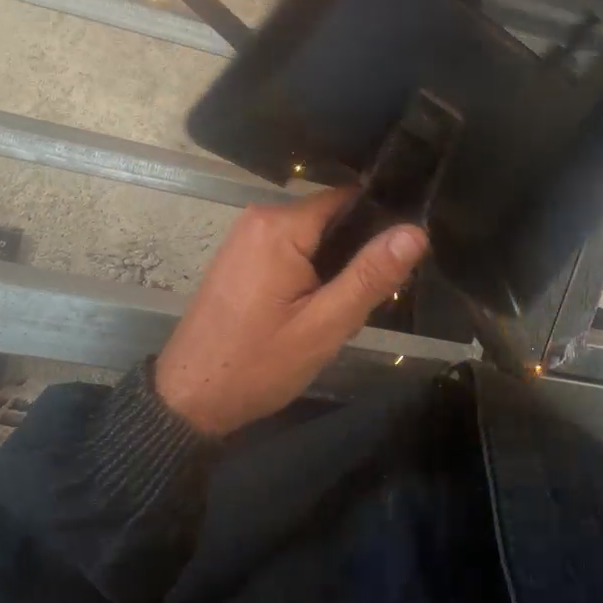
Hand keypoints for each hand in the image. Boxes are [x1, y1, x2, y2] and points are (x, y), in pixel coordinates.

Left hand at [154, 189, 427, 435]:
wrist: (186, 404)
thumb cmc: (257, 364)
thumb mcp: (324, 325)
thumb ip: (370, 275)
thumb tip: (416, 231)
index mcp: (280, 225)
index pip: (349, 199)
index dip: (381, 223)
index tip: (400, 259)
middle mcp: (260, 218)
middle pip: (333, 218)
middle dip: (357, 252)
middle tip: (373, 297)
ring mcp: (247, 237)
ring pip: (315, 236)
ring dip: (336, 266)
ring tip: (346, 307)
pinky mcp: (242, 257)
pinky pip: (293, 249)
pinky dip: (313, 272)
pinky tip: (318, 307)